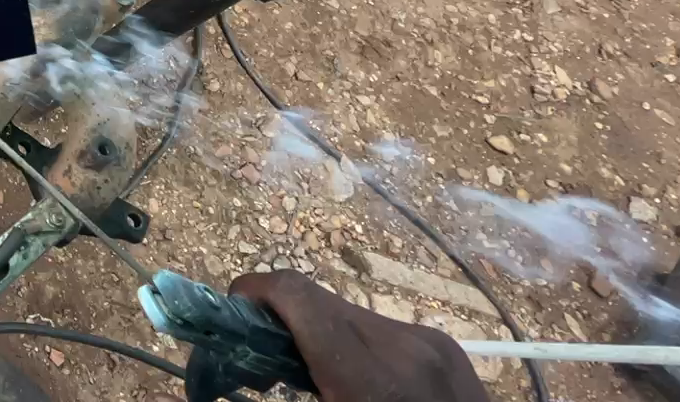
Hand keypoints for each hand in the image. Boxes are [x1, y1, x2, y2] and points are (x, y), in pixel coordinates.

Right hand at [230, 270, 490, 401]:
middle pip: (312, 297)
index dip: (253, 290)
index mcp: (371, 379)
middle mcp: (402, 346)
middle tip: (272, 356)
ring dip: (318, 328)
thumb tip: (234, 368)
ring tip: (324, 374)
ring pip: (343, 309)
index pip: (294, 293)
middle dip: (281, 315)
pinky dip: (353, 340)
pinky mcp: (445, 345)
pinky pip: (376, 324)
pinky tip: (364, 378)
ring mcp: (430, 343)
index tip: (238, 317)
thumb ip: (288, 388)